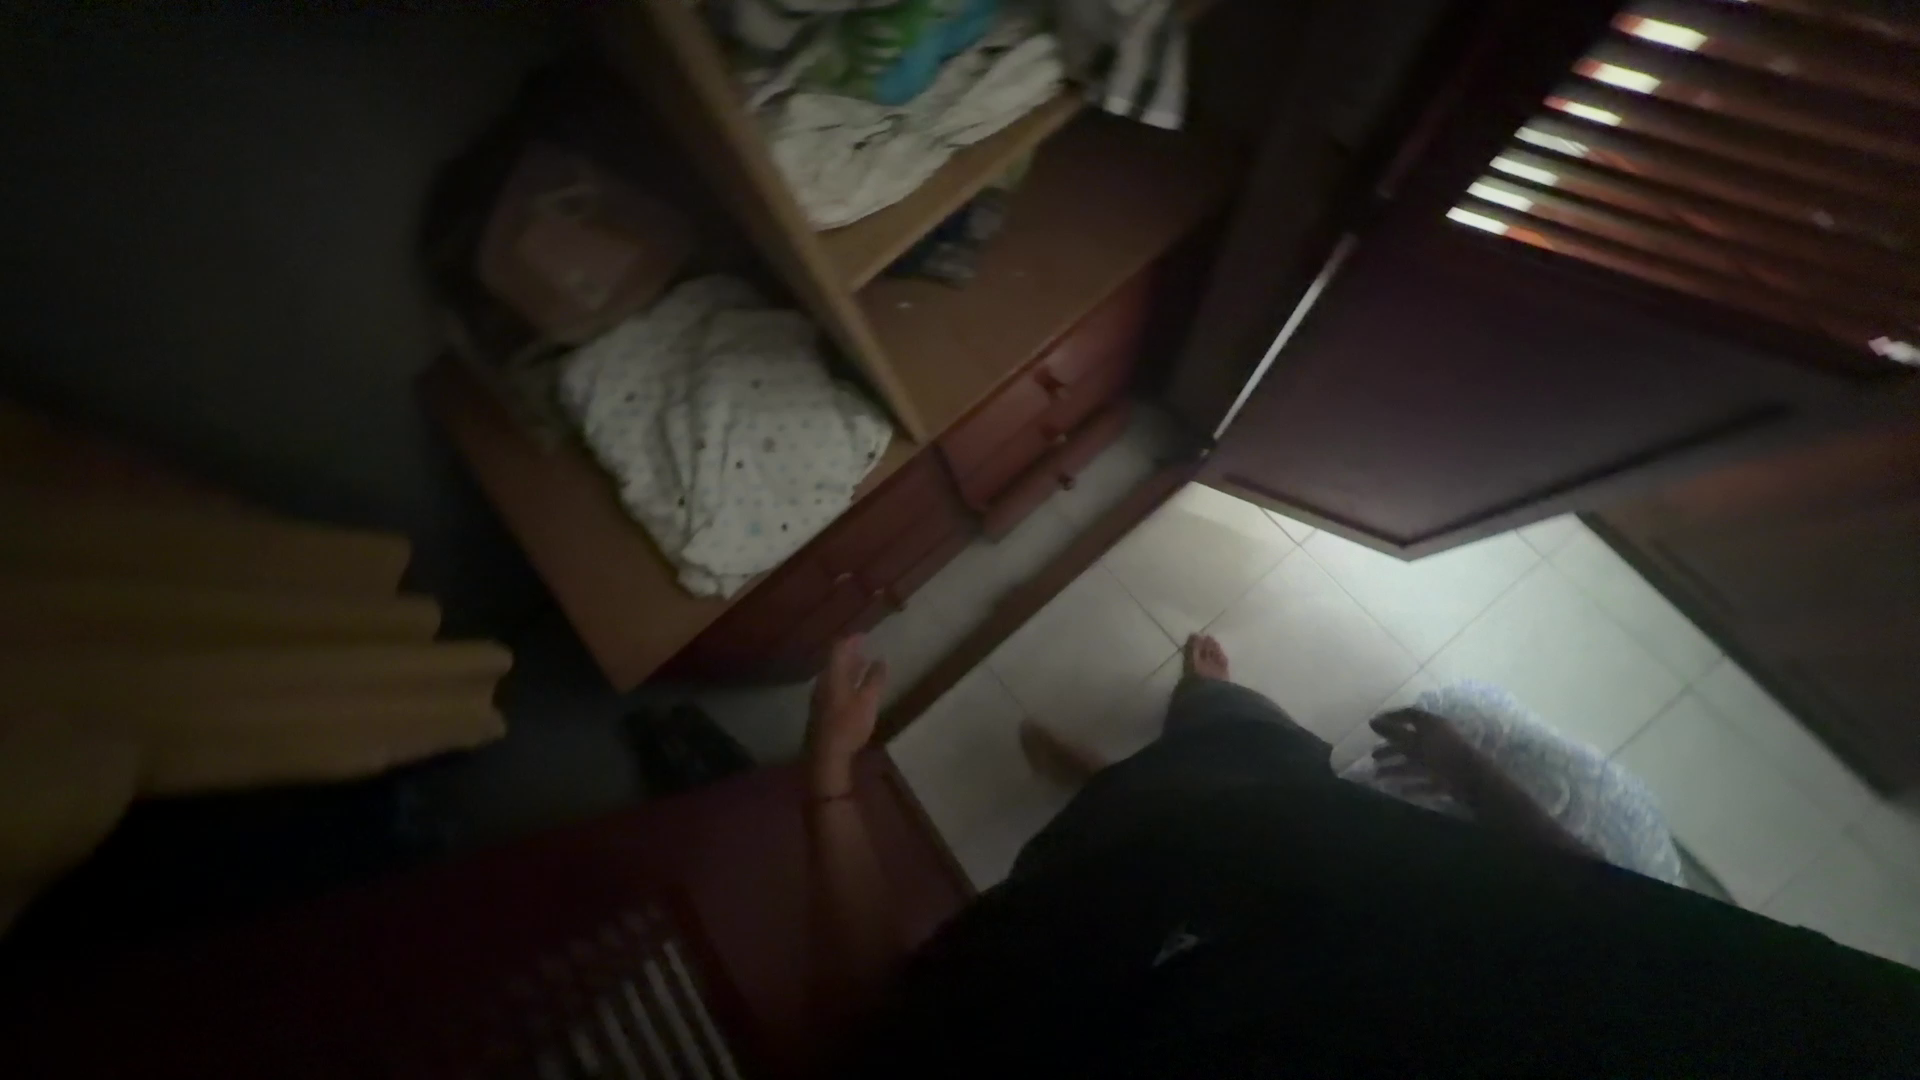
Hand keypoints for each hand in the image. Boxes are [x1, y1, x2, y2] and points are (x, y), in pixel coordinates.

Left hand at [807, 635, 887, 798]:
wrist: (826, 756)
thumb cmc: (849, 725)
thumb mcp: (868, 701)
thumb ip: (875, 679)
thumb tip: (881, 659)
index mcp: (832, 676)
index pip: (839, 649)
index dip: (852, 640)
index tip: (865, 635)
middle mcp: (823, 682)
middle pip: (834, 661)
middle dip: (850, 653)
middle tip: (865, 648)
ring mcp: (819, 697)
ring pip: (833, 675)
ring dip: (848, 667)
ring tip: (863, 665)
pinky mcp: (821, 710)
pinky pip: (833, 686)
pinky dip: (845, 680)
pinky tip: (854, 688)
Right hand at [1369, 708, 1485, 797]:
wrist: (1474, 781)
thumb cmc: (1440, 754)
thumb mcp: (1411, 741)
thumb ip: (1391, 732)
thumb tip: (1371, 721)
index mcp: (1431, 725)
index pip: (1409, 714)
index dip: (1391, 717)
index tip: (1375, 723)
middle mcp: (1438, 739)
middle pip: (1409, 741)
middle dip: (1390, 749)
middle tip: (1373, 756)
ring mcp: (1444, 760)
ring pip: (1416, 762)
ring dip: (1396, 768)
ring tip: (1378, 776)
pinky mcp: (1449, 778)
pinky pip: (1427, 780)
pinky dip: (1414, 785)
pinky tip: (1400, 791)